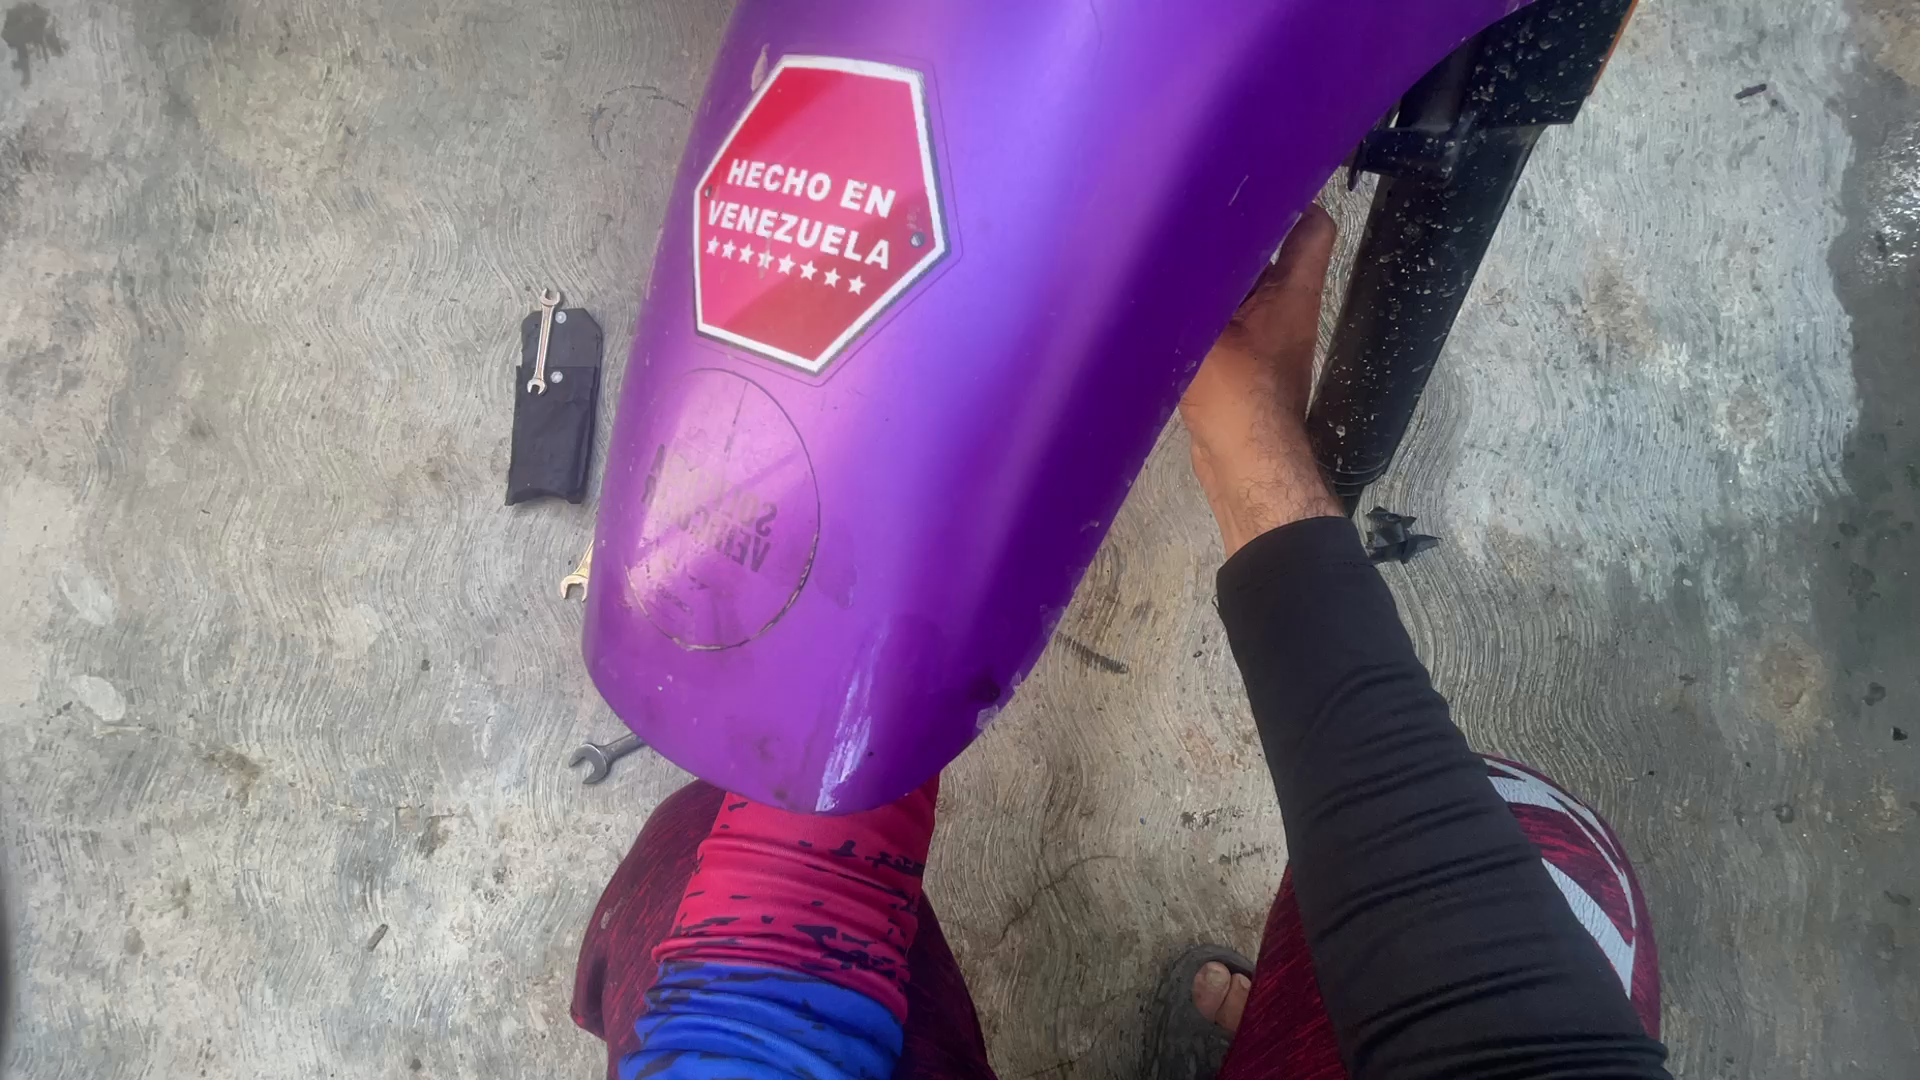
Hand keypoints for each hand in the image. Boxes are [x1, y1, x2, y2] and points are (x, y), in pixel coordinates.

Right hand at [1179, 205, 1342, 556]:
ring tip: (1170, 259)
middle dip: (1234, 237)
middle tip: (1191, 218)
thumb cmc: (1239, 397)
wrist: (1244, 466)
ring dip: (1211, 282)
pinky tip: (1164, 314)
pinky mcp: (1237, 368)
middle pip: (1267, 257)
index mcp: (1292, 293)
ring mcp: (1261, 342)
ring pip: (1239, 294)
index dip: (1291, 198)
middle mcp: (1283, 312)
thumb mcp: (1209, 336)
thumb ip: (1190, 297)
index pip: (1310, 227)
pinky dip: (1200, 318)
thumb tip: (1161, 259)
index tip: (1252, 183)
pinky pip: (1220, 328)